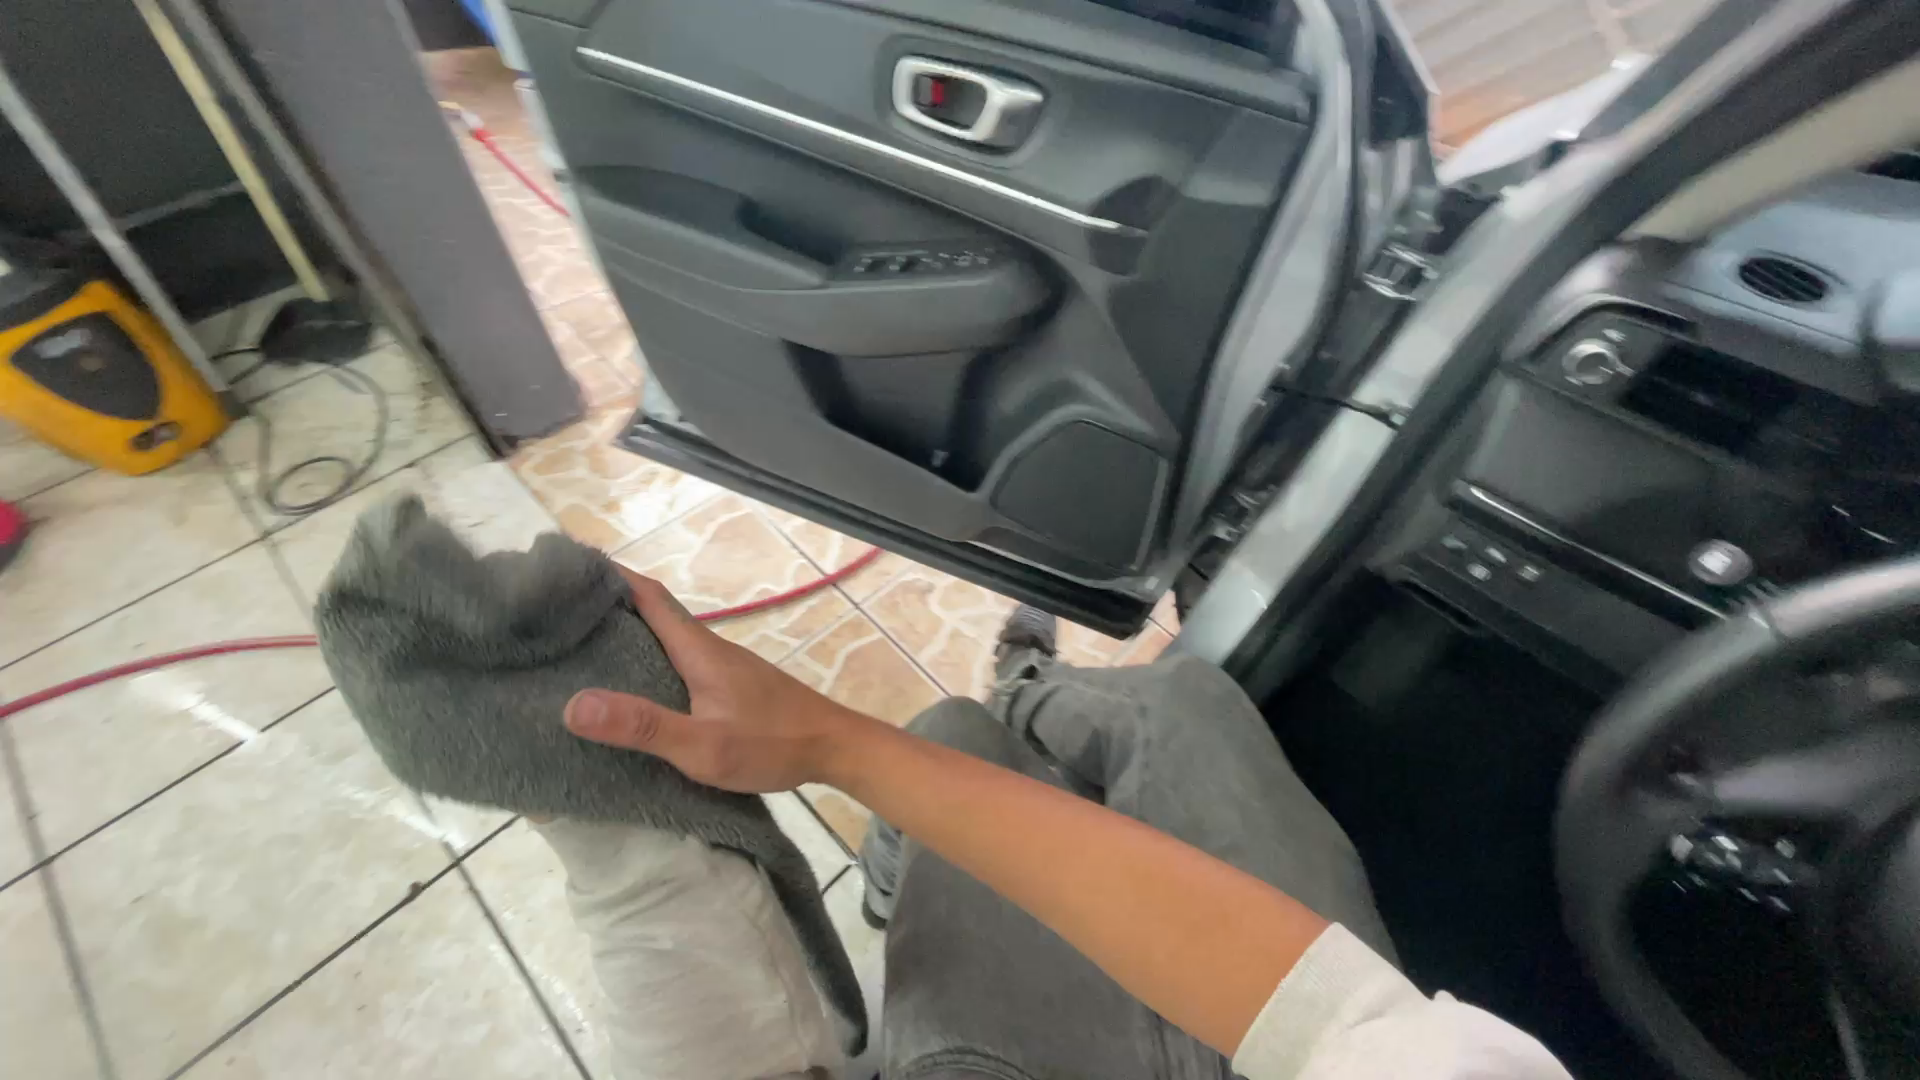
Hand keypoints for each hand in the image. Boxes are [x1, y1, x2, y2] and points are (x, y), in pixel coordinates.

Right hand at [563, 567, 872, 792]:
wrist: (834, 746)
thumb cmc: (771, 743)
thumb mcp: (702, 744)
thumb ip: (643, 726)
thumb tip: (573, 703)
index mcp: (699, 649)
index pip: (649, 596)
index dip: (611, 575)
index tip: (565, 567)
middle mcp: (709, 647)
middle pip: (654, 612)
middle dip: (609, 604)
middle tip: (556, 610)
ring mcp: (723, 665)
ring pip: (667, 637)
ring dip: (629, 632)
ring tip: (582, 644)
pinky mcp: (731, 685)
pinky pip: (681, 659)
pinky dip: (651, 658)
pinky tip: (635, 684)